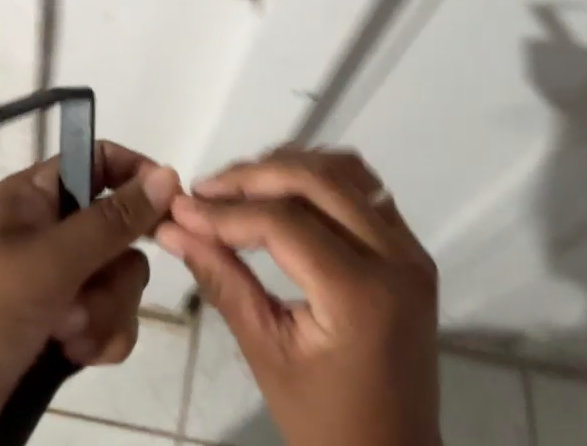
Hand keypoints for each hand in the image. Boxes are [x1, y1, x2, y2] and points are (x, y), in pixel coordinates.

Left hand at [0, 143, 179, 445]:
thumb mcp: (49, 260)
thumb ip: (114, 219)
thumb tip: (170, 174)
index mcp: (34, 196)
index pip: (99, 160)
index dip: (137, 175)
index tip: (170, 206)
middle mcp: (47, 233)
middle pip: (119, 229)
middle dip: (114, 270)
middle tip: (81, 292)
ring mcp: (51, 284)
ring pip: (117, 280)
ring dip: (105, 311)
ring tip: (67, 335)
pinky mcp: (54, 330)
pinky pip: (106, 320)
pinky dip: (99, 337)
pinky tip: (75, 356)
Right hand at [156, 148, 438, 445]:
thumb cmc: (324, 421)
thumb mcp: (266, 354)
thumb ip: (223, 281)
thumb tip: (174, 228)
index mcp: (361, 294)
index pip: (284, 223)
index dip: (227, 210)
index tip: (182, 208)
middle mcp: (397, 258)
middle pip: (318, 181)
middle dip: (255, 177)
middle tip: (206, 190)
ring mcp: (411, 250)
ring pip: (347, 173)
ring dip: (292, 167)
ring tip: (241, 186)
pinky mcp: (412, 250)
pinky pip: (367, 191)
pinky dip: (324, 179)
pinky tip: (286, 192)